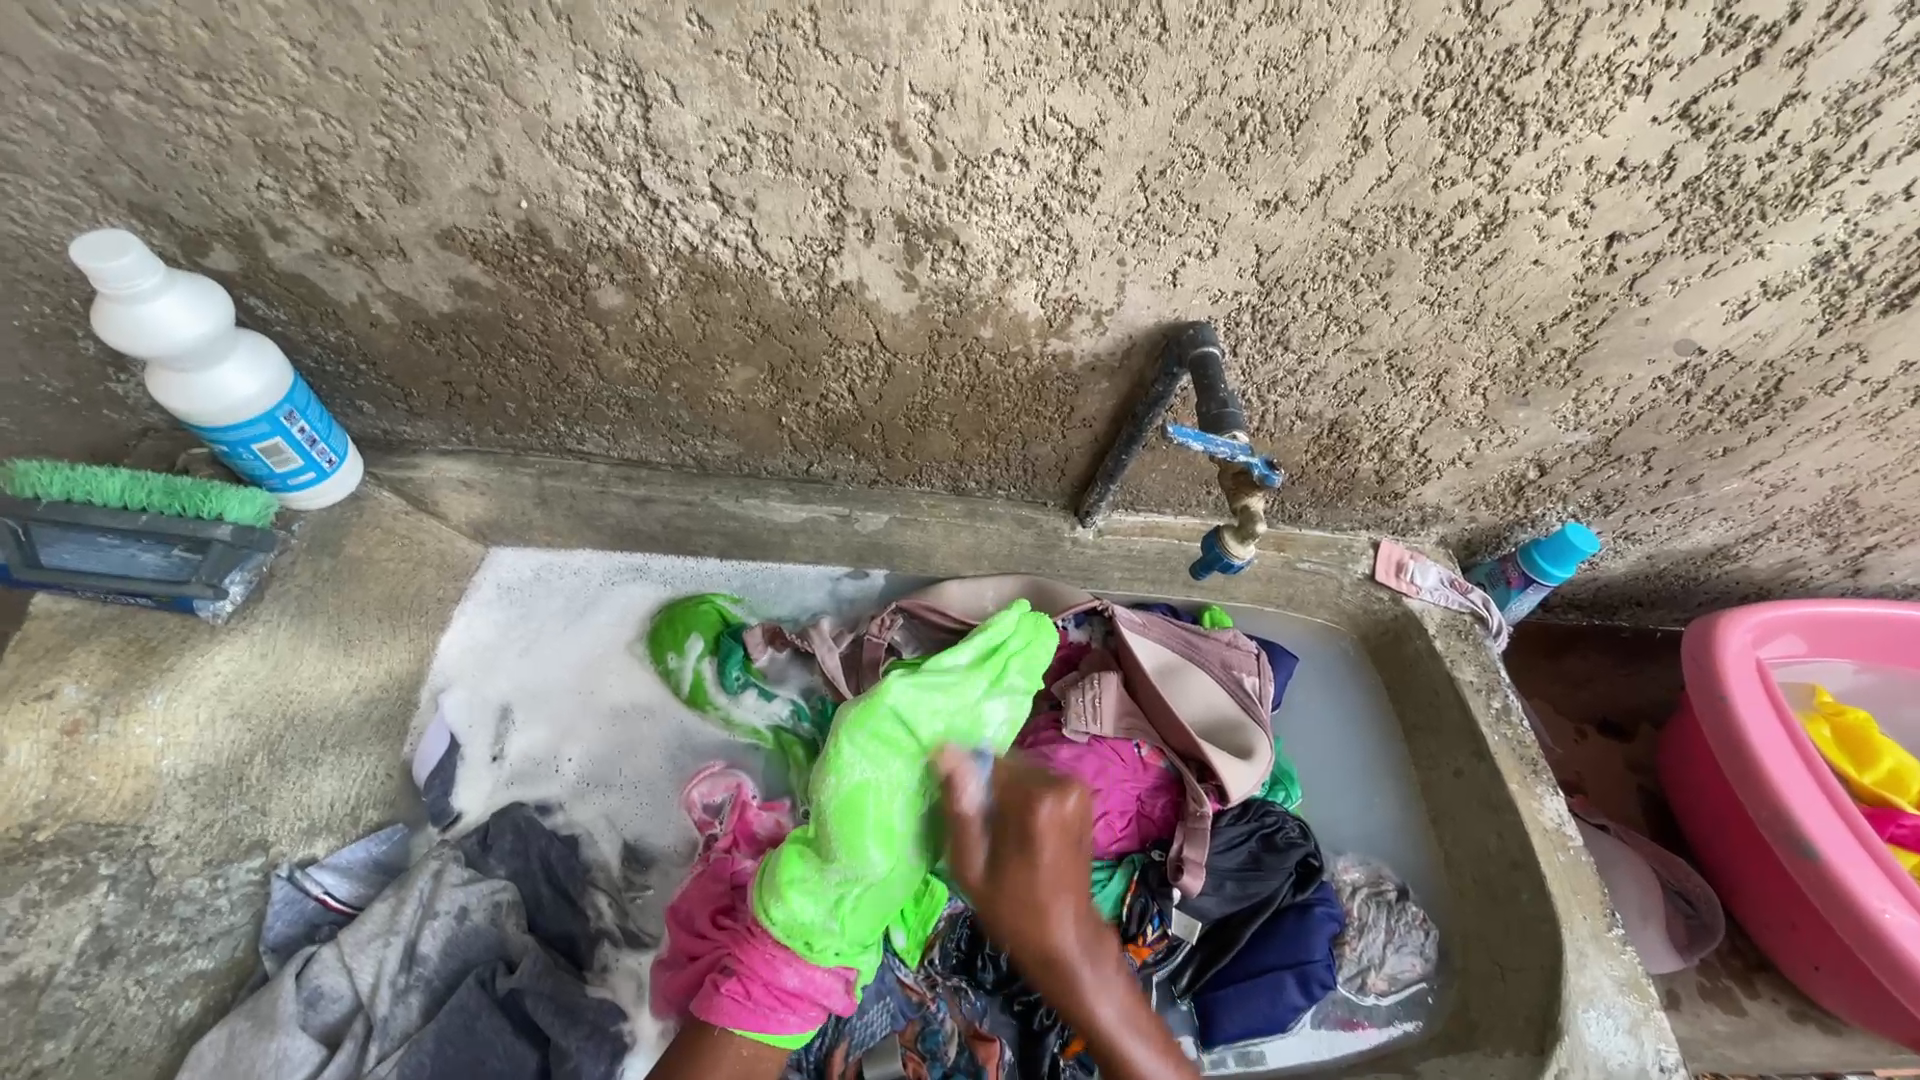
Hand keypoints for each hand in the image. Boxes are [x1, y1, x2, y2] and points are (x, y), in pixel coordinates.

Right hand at [934, 745, 1198, 1079]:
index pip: (986, 762)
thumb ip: (959, 804)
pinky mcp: (1081, 793)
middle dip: (989, 789)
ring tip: (1001, 835)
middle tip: (983, 832)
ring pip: (1022, 772)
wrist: (1066, 938)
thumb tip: (944, 750)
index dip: (968, 784)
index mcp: (1035, 800)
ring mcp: (1076, 787)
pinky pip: (1038, 781)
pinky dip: (1024, 798)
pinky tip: (1020, 831)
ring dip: (1006, 794)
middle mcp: (1061, 783)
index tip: (962, 815)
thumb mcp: (970, 865)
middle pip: (1006, 766)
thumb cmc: (1012, 910)